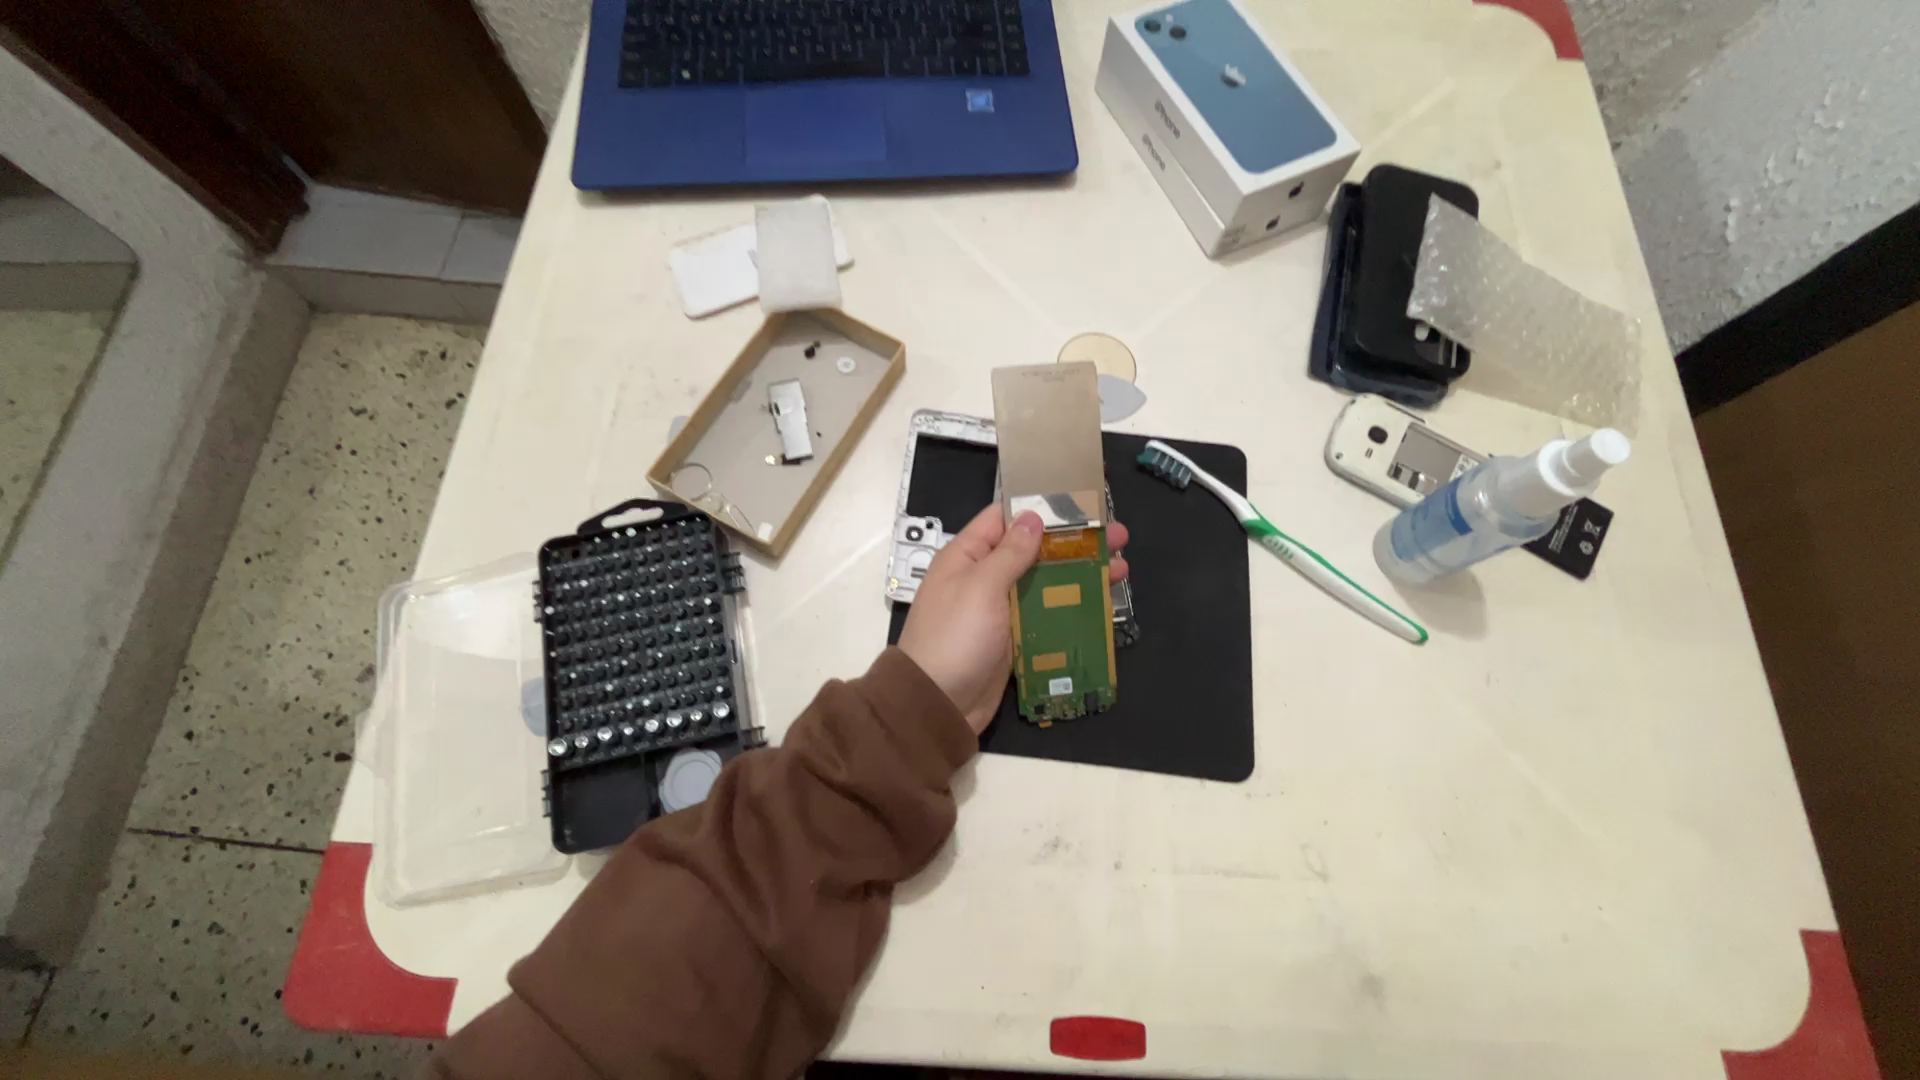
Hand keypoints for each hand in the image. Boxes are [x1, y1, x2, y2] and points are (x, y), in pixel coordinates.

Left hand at [898, 506, 1129, 734]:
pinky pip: (1048, 614)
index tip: (1081, 500)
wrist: (939, 703)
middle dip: (1075, 541)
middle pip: (1034, 549)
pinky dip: (1073, 606)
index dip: (1042, 507)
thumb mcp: (980, 588)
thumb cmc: (954, 638)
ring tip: (1122, 567)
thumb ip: (1009, 553)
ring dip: (1081, 573)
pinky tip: (1104, 601)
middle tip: (1119, 536)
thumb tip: (1032, 517)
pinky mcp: (1016, 637)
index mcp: (967, 556)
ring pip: (1046, 582)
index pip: (1004, 518)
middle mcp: (985, 577)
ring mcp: (1001, 608)